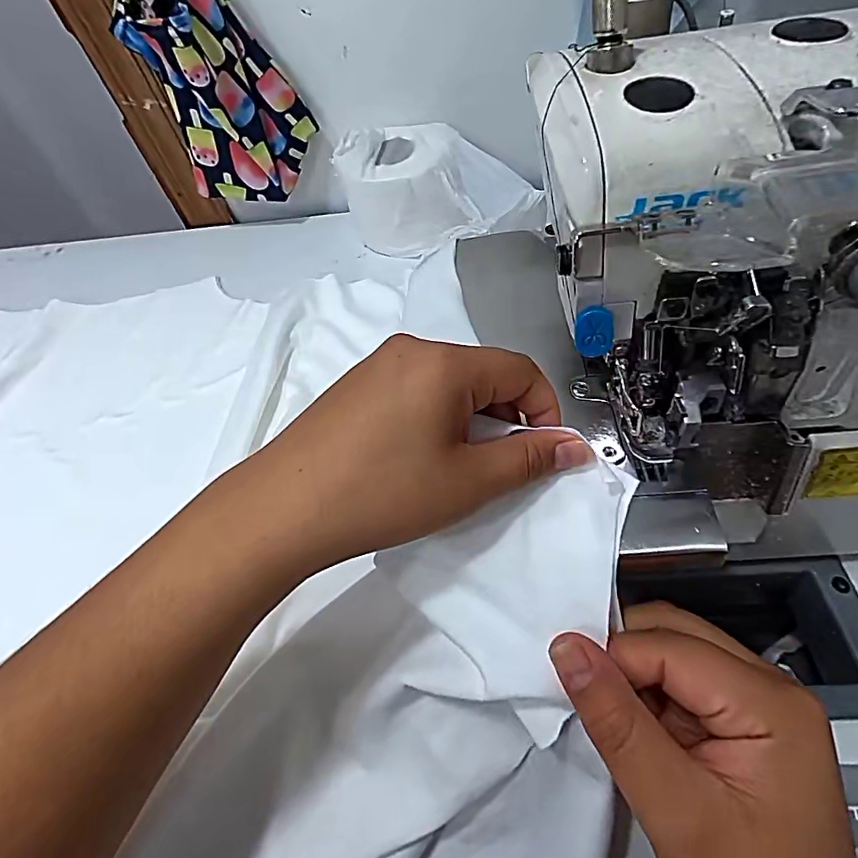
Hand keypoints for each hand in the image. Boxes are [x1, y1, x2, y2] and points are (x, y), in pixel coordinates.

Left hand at [226, 335, 592, 570]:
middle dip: (505, 419)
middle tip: (497, 469)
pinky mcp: (357, 384)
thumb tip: (573, 447)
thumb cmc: (380, 493)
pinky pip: (416, 389)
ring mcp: (379, 364)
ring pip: (450, 383)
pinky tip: (417, 460)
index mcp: (442, 361)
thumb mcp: (467, 481)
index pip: (520, 370)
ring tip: (454, 469)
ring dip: (470, 421)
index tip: (542, 455)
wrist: (284, 508)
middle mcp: (410, 349)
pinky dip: (436, 418)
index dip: (544, 412)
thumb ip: (529, 459)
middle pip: (484, 374)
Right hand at [550, 604, 852, 857]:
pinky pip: (679, 682)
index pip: (667, 643)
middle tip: (584, 690)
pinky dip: (646, 699)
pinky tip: (640, 737)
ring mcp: (759, 706)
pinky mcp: (742, 723)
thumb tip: (574, 655)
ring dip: (632, 679)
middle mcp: (772, 692)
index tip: (570, 675)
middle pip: (672, 632)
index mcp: (772, 703)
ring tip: (617, 728)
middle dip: (620, 657)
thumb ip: (620, 725)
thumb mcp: (680, 811)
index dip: (611, 656)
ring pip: (671, 652)